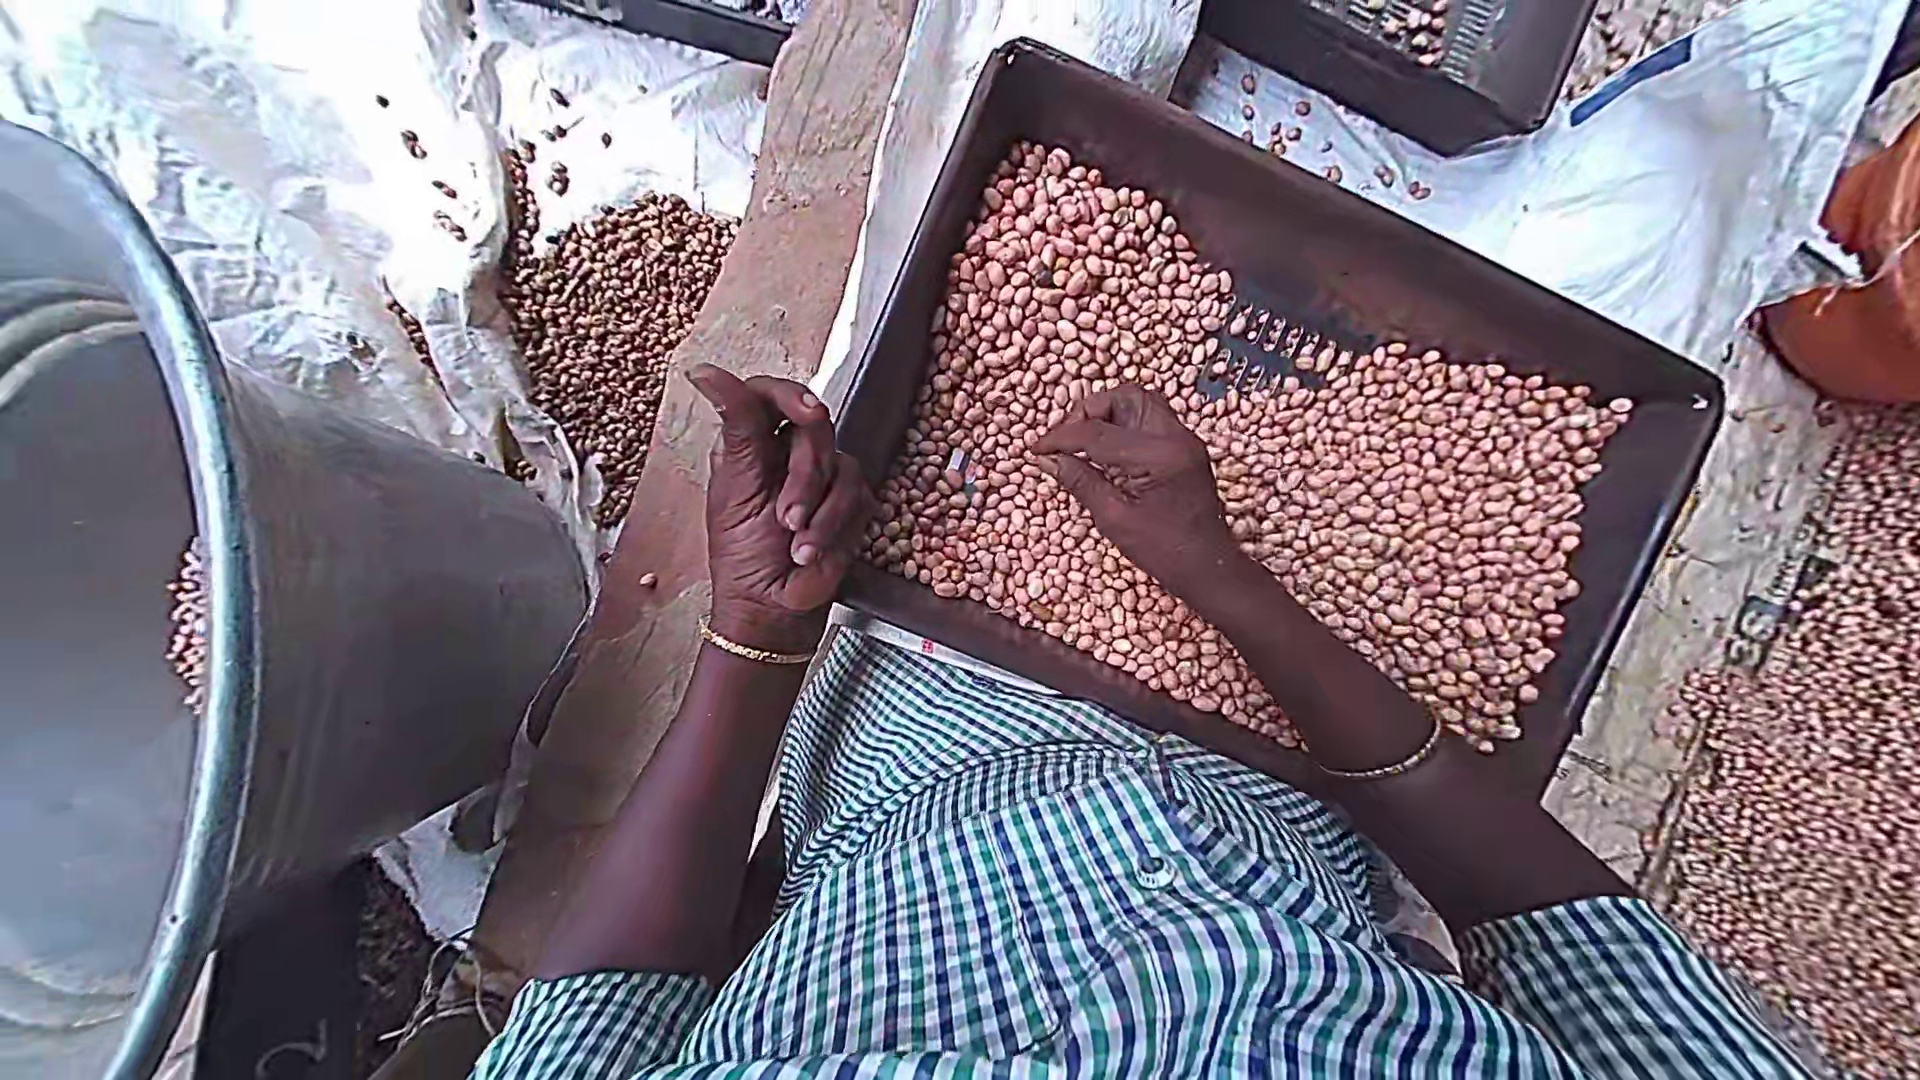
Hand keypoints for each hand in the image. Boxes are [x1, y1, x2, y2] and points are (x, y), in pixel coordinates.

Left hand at [688, 364, 874, 654]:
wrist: (773, 605)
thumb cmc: (743, 553)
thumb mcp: (737, 488)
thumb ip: (738, 427)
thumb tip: (703, 370)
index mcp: (753, 443)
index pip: (772, 395)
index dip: (791, 396)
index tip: (809, 412)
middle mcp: (790, 452)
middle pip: (815, 427)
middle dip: (804, 476)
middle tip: (786, 518)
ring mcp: (825, 476)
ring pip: (841, 463)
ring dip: (818, 509)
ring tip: (795, 542)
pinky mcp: (851, 502)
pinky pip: (856, 496)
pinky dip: (833, 526)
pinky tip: (811, 550)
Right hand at [1031, 384, 1245, 600]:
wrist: (1207, 567)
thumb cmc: (1161, 551)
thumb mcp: (1113, 518)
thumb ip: (1080, 481)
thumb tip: (1047, 460)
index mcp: (1158, 456)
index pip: (1097, 432)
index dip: (1060, 438)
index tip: (1037, 449)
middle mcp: (1176, 437)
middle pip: (1124, 397)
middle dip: (1087, 412)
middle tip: (1065, 441)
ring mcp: (1184, 440)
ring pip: (1138, 403)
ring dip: (1105, 415)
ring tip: (1081, 444)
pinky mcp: (1184, 448)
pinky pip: (1148, 421)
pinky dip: (1121, 427)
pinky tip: (1103, 453)